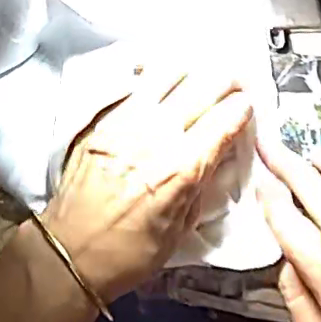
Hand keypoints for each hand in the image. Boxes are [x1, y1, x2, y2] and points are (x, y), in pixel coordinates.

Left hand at [35, 75, 252, 309]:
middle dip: (220, 81)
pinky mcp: (100, 121)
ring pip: (161, 80)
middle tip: (234, 77)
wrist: (71, 246)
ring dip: (187, 72)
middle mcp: (152, 138)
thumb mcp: (181, 230)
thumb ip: (204, 188)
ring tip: (201, 70)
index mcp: (178, 170)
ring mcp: (123, 124)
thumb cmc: (130, 251)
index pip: (219, 125)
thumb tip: (223, 156)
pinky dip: (151, 76)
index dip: (239, 110)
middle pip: (194, 93)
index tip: (249, 103)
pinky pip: (131, 88)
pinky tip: (160, 73)